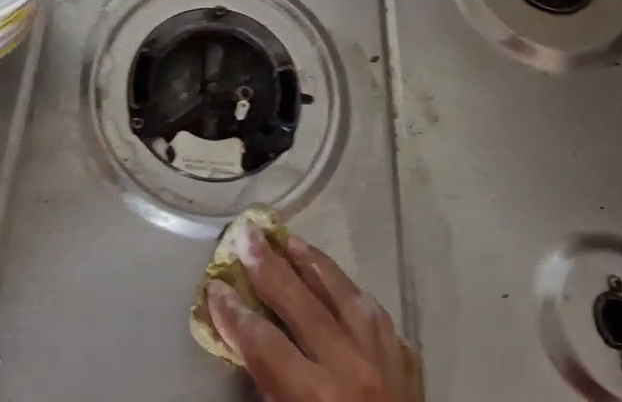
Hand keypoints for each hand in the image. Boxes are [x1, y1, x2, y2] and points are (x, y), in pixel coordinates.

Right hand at [206, 230, 419, 401]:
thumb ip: (272, 389)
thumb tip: (248, 344)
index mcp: (317, 399)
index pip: (265, 345)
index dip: (235, 315)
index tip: (215, 288)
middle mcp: (351, 370)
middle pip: (301, 305)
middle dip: (269, 268)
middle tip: (246, 235)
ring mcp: (384, 360)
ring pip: (345, 295)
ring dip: (314, 266)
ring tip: (290, 242)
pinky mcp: (407, 362)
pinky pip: (375, 314)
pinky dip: (350, 292)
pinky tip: (336, 279)